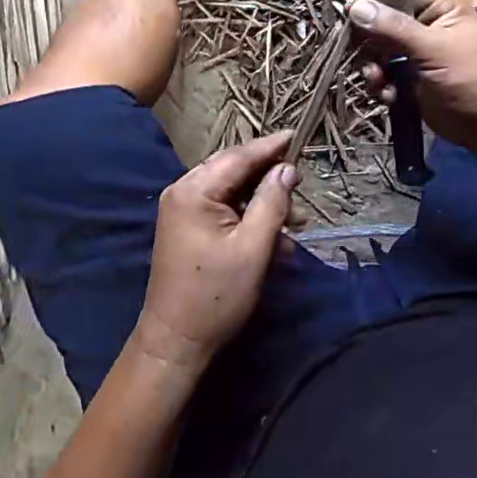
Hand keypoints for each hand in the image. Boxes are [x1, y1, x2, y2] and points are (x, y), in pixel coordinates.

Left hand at [134, 132, 298, 371]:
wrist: (176, 341)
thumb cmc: (216, 295)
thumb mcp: (254, 247)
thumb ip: (272, 202)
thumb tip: (287, 169)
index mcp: (194, 191)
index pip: (238, 157)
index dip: (270, 147)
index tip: (296, 136)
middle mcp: (183, 192)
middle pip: (233, 169)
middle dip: (269, 177)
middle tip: (300, 184)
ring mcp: (181, 210)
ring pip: (231, 191)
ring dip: (262, 202)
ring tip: (294, 223)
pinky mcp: (186, 227)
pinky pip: (222, 209)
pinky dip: (248, 218)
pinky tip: (273, 239)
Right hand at [350, 0, 476, 160]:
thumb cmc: (475, 79)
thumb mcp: (435, 49)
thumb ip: (394, 28)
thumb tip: (356, 6)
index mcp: (439, 9)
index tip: (349, 12)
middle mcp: (425, 28)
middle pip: (381, 22)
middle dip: (369, 40)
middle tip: (363, 53)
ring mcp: (417, 56)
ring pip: (378, 52)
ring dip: (373, 67)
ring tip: (378, 81)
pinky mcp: (411, 82)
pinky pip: (384, 77)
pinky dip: (382, 87)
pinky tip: (389, 96)